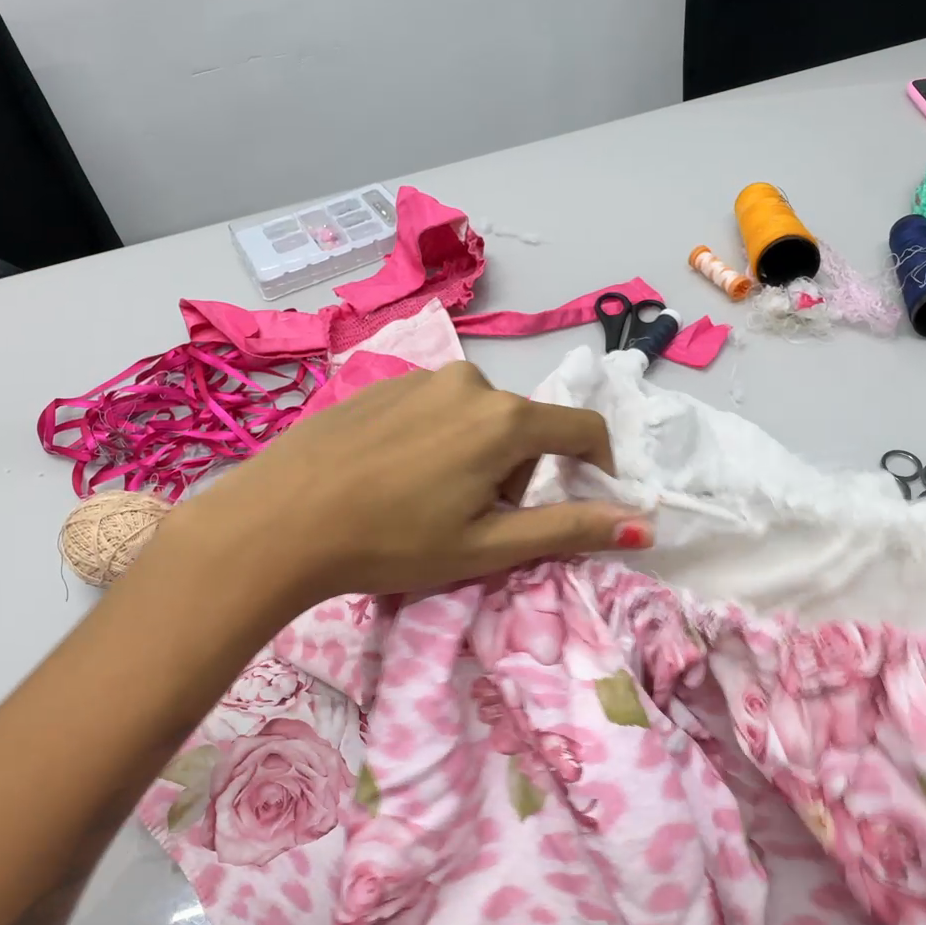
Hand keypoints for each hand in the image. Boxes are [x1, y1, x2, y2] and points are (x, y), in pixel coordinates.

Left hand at [165, 361, 647, 604]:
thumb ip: (569, 529)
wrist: (281, 519)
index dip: (596, 466)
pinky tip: (393, 478)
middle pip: (525, 430)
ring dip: (476, 460)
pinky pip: (436, 411)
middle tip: (474, 524)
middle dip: (517, 476)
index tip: (585, 499)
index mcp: (505, 420)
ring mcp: (421, 379)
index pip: (581, 429)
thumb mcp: (488, 546)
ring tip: (428, 504)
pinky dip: (437, 443)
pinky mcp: (383, 385)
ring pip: (479, 421)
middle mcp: (470, 384)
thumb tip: (644, 525)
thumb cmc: (393, 541)